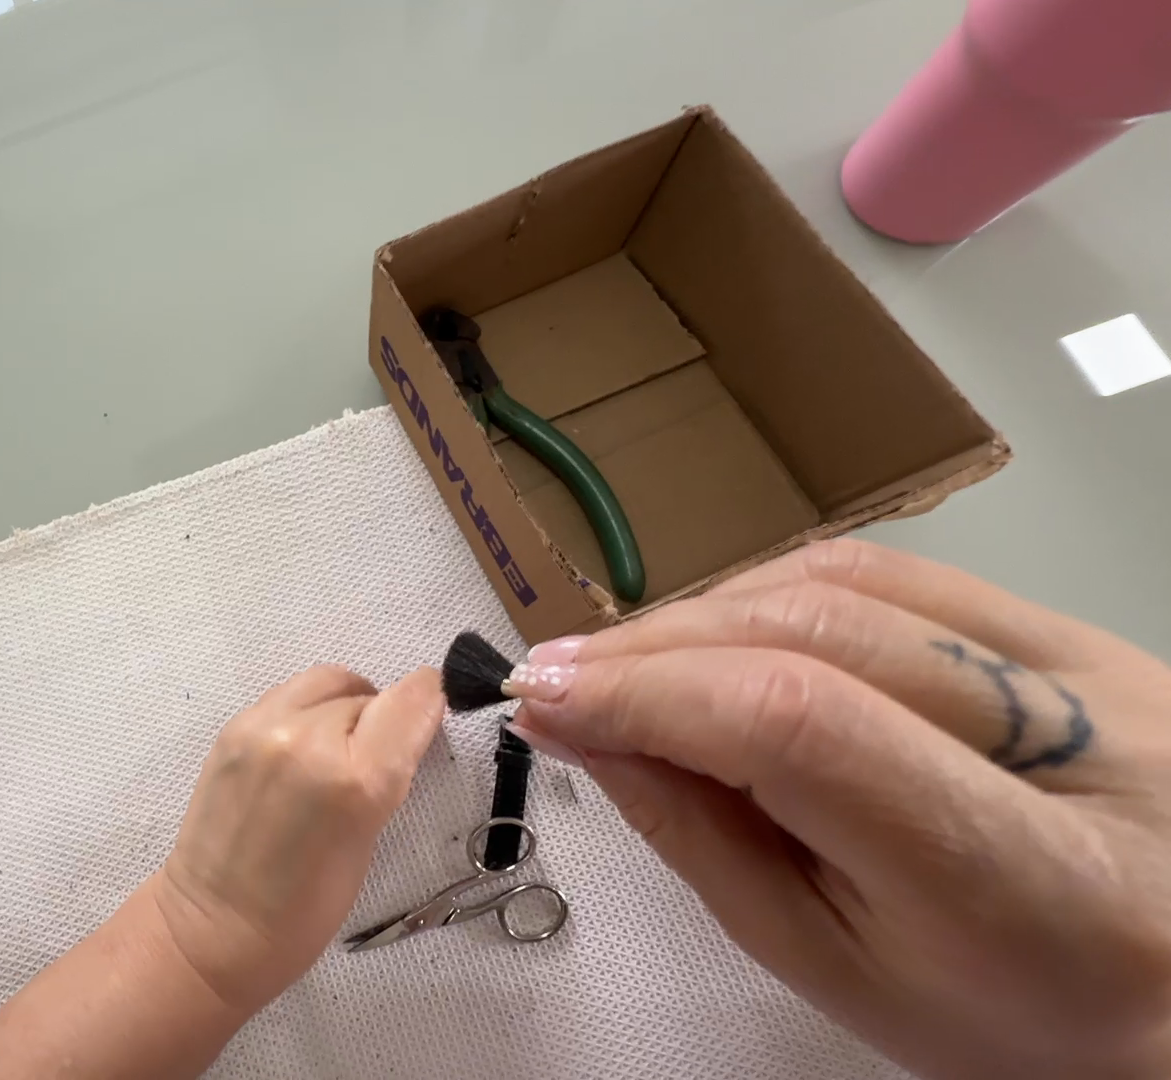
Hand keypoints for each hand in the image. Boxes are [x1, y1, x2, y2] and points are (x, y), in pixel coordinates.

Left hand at [152, 665, 445, 1012]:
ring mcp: (262, 725)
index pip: (410, 700)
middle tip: (379, 753)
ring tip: (341, 741)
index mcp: (354, 778)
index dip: (430, 700)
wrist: (212, 924)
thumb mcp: (368, 841)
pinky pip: (288, 695)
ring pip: (326, 682)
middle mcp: (306, 737)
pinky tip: (303, 746)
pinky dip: (308, 710)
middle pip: (368, 693)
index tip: (435, 707)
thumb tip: (400, 730)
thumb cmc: (304, 909)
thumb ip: (384, 775)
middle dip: (383, 716)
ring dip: (345, 702)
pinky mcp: (233, 725)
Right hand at [506, 539, 1170, 1079]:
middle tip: (552, 674)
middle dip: (646, 647)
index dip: (645, 694)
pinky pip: (881, 570)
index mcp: (1031, 889)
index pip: (797, 728)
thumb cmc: (991, 1013)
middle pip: (808, 635)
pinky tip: (705, 633)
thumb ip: (685, 829)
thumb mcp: (819, 958)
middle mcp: (1093, 751)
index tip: (539, 697)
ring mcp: (1099, 670)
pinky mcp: (1078, 631)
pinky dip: (758, 591)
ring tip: (617, 663)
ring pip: (834, 585)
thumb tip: (567, 722)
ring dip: (689, 616)